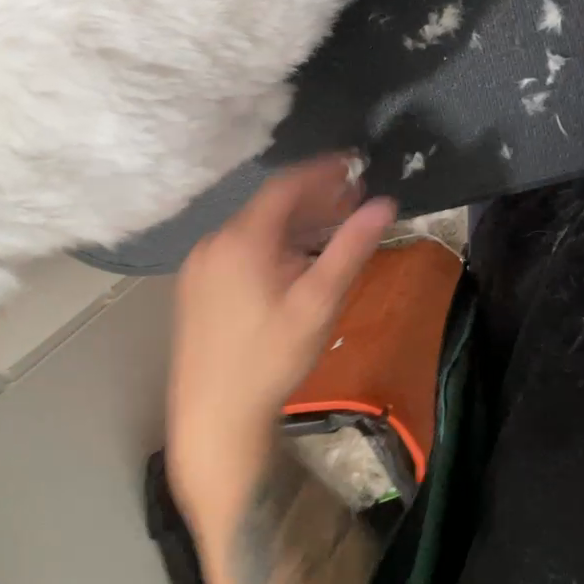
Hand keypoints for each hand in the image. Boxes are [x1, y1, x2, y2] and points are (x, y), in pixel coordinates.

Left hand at [166, 156, 395, 544]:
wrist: (215, 418)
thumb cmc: (272, 357)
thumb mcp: (320, 301)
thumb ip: (351, 247)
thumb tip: (385, 203)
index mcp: (241, 240)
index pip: (286, 185)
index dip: (323, 171)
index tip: (356, 165)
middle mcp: (214, 243)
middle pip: (271, 205)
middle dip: (316, 197)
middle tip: (356, 199)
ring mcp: (201, 266)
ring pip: (258, 227)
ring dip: (298, 221)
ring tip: (337, 227)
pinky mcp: (198, 288)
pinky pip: (243, 247)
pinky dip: (277, 242)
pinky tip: (301, 259)